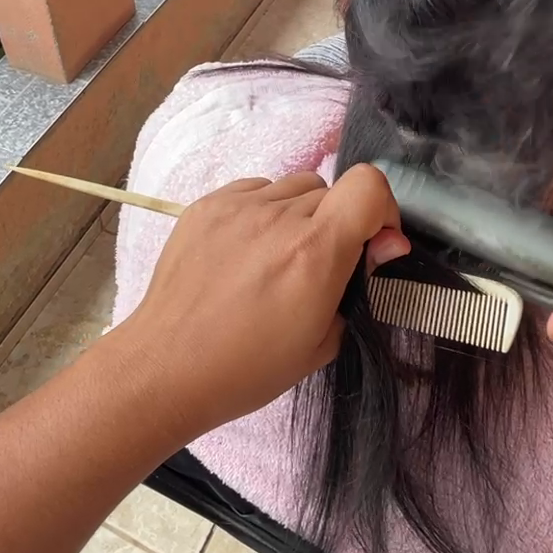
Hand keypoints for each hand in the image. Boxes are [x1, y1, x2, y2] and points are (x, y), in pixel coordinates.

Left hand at [110, 164, 407, 438]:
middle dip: (337, 223)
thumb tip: (386, 245)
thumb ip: (359, 285)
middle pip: (331, 190)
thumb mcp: (322, 342)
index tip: (372, 241)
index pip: (369, 184)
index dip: (382, 208)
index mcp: (314, 252)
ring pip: (292, 187)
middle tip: (317, 265)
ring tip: (277, 257)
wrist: (167, 366)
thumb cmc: (246, 368)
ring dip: (299, 214)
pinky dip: (262, 211)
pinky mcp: (205, 205)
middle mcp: (276, 218)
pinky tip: (246, 250)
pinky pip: (253, 190)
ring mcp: (236, 207)